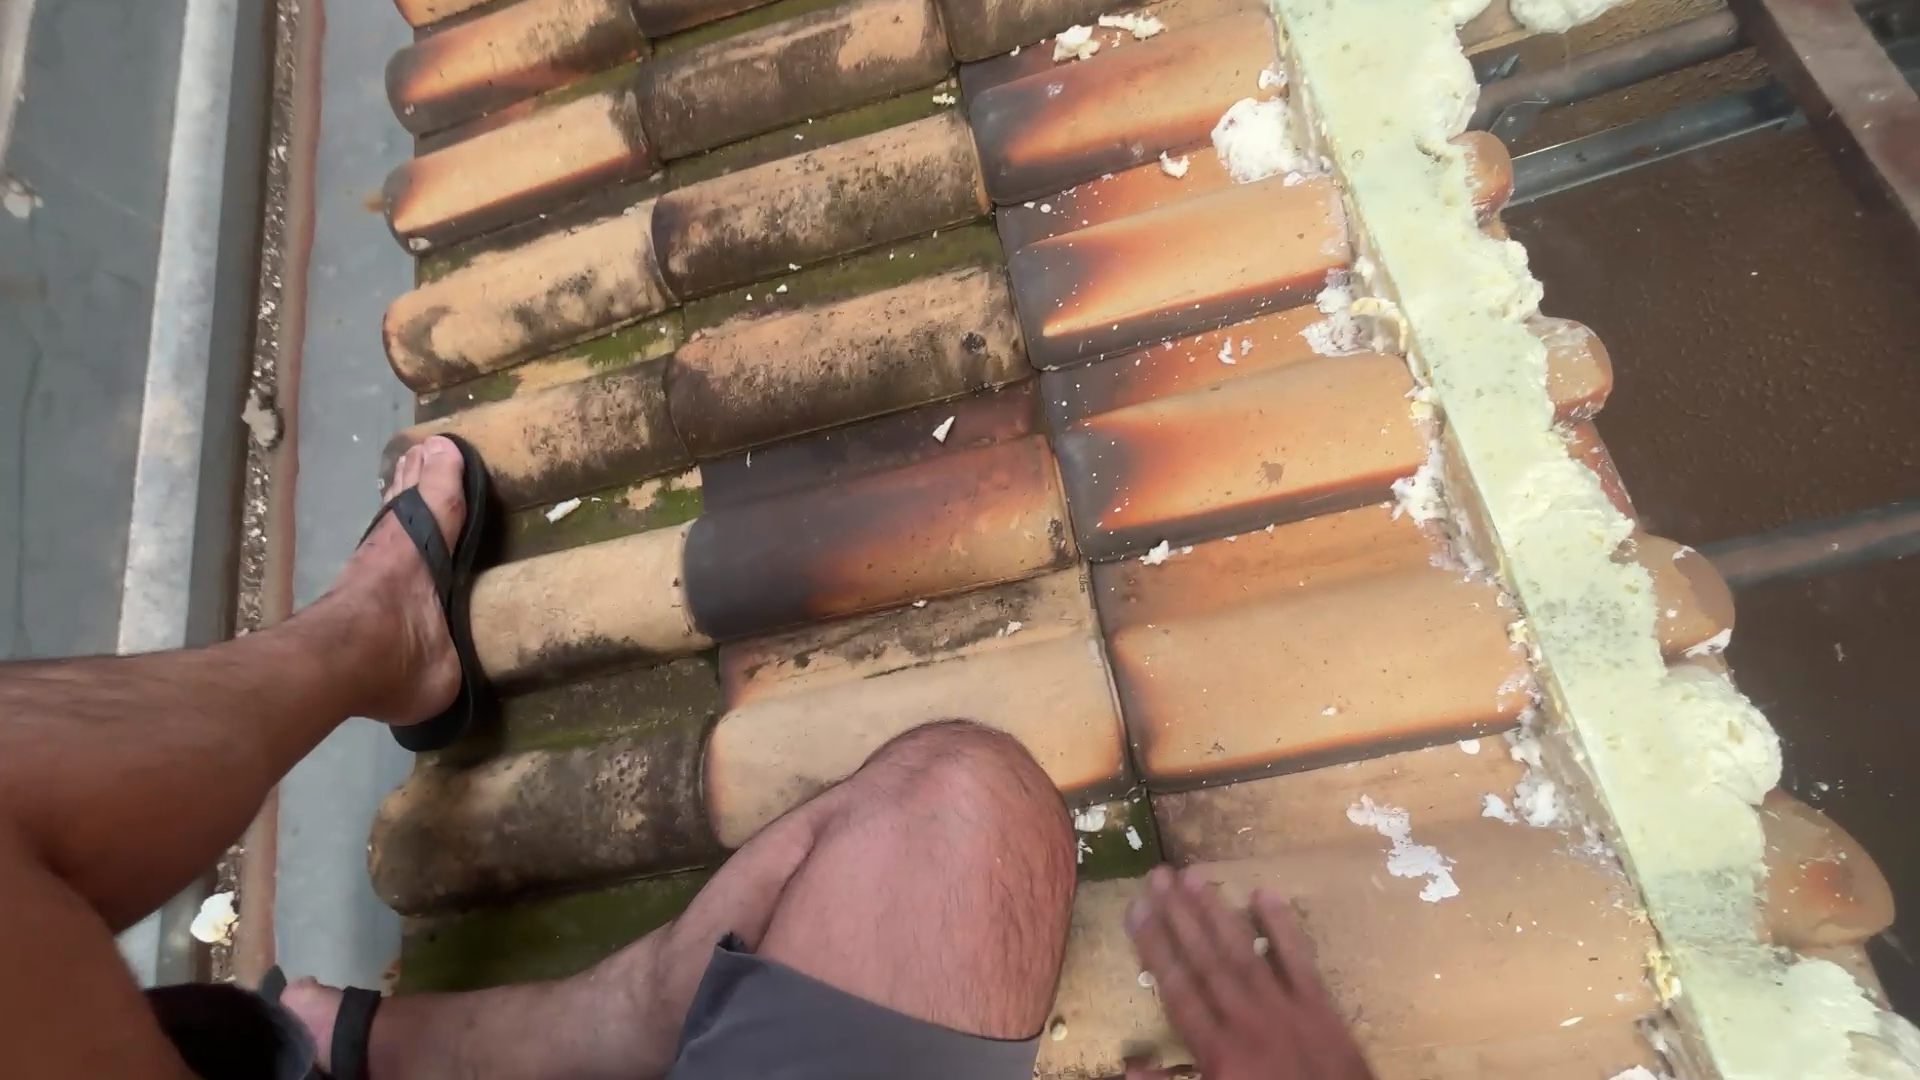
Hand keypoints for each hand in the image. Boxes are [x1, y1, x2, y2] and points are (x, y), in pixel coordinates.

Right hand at [1125, 865, 1373, 1079]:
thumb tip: (1126, 1067)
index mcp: (1219, 1051)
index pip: (1177, 987)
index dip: (1153, 945)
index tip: (1135, 907)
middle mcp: (1246, 1021)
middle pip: (1205, 960)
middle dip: (1179, 915)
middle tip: (1159, 875)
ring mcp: (1285, 1010)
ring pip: (1242, 952)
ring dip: (1216, 912)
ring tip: (1194, 875)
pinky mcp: (1321, 1008)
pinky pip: (1299, 961)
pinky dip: (1282, 927)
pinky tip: (1263, 893)